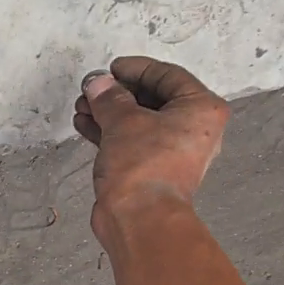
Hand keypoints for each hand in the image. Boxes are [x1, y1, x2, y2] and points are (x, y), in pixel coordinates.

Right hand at [72, 56, 229, 238]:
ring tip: (82, 107)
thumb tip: (97, 82)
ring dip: (109, 113)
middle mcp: (192, 127)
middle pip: (152, 99)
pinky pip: (130, 141)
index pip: (167, 76)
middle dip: (117, 93)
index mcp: (201, 108)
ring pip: (138, 122)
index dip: (136, 69)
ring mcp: (170, 150)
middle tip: (91, 89)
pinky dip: (109, 132)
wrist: (138, 217)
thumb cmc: (142, 165)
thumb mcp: (124, 123)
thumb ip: (110, 98)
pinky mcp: (149, 168)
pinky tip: (85, 125)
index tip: (110, 67)